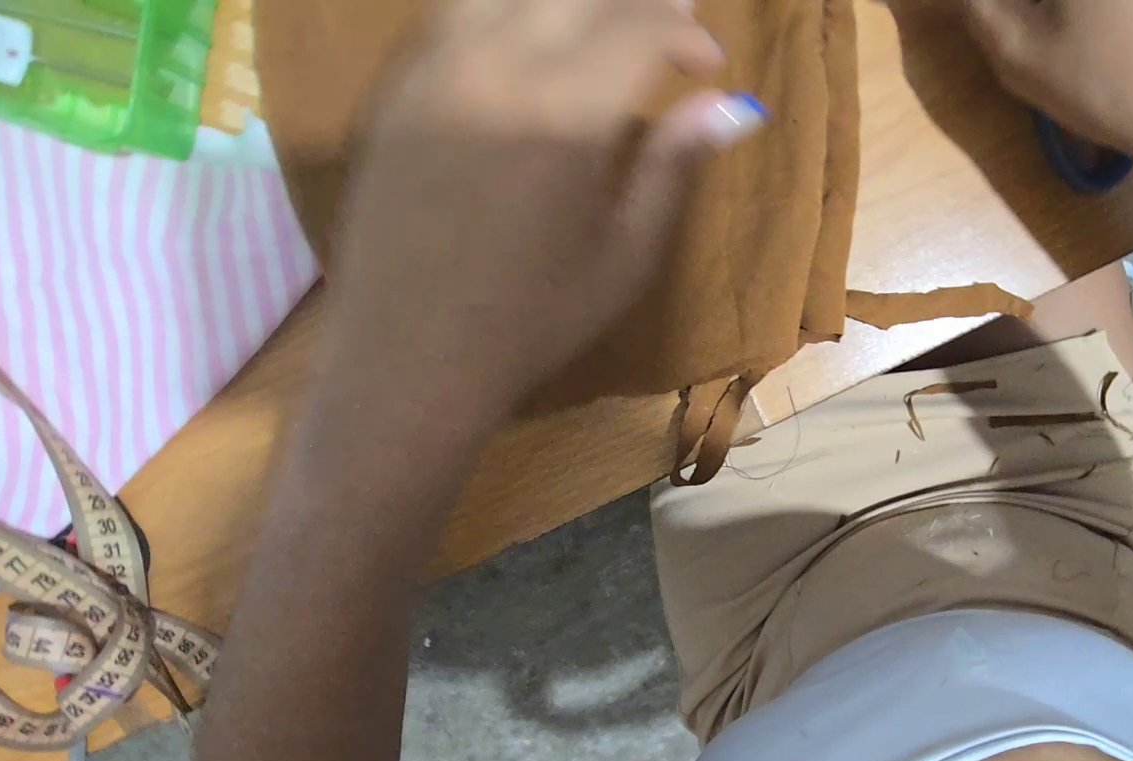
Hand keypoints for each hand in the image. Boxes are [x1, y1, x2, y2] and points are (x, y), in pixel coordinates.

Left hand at [322, 0, 767, 424]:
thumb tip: (733, 109)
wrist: (415, 354)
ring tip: (605, 26)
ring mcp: (436, 66)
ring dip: (572, 2)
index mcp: (565, 114)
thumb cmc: (536, 321)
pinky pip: (460, 13)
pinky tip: (535, 44)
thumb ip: (672, 169)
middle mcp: (497, 64)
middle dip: (636, 2)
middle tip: (669, 22)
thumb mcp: (624, 257)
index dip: (685, 31)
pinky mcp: (399, 85)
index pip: (639, 27)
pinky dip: (511, 14)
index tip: (712, 63)